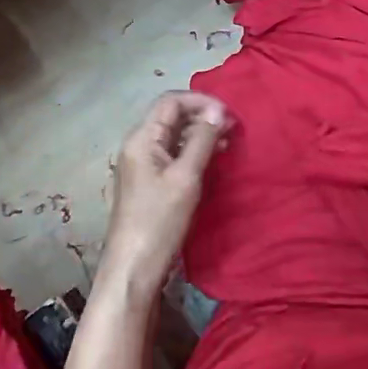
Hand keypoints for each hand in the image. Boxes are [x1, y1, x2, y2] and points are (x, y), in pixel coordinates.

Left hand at [101, 92, 228, 295]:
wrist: (134, 267)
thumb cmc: (159, 220)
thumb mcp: (186, 177)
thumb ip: (202, 140)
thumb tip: (218, 109)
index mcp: (141, 139)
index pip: (171, 101)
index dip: (201, 101)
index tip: (229, 115)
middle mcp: (139, 145)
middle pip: (172, 115)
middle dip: (203, 115)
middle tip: (233, 128)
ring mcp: (143, 163)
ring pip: (174, 134)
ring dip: (201, 132)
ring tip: (229, 142)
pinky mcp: (150, 180)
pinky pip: (173, 153)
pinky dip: (194, 149)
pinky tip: (213, 157)